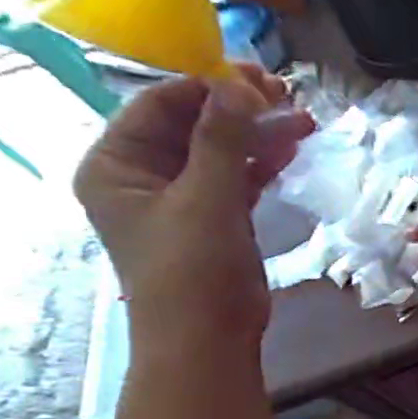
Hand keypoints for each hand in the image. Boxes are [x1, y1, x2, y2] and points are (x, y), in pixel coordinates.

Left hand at [74, 66, 314, 346]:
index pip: (159, 105)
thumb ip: (222, 137)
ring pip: (219, 149)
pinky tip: (291, 146)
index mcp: (116, 164)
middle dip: (238, 108)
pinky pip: (236, 176)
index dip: (207, 86)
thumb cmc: (192, 270)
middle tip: (284, 93)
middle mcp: (142, 174)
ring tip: (301, 118)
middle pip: (191, 124)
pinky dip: (261, 161)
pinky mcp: (214, 217)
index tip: (256, 78)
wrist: (208, 341)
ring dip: (258, 133)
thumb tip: (240, 83)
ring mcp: (181, 197)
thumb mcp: (205, 198)